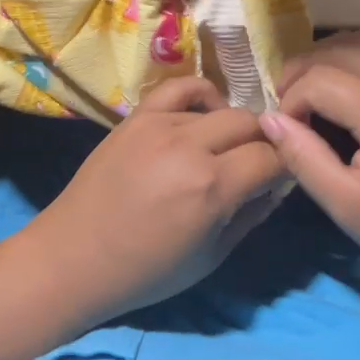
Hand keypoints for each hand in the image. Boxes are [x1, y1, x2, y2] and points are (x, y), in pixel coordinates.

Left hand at [23, 77, 285, 322]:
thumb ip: (251, 215)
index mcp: (212, 187)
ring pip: (220, 108)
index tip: (282, 177)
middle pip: (250, 123)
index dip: (285, 167)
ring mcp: (160, 125)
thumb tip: (277, 185)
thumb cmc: (146, 271)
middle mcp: (190, 147)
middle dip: (265, 142)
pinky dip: (201, 94)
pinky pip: (179, 87)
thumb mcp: (212, 256)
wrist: (75, 257)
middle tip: (258, 164)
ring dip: (233, 127)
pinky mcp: (137, 116)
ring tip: (227, 147)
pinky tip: (205, 113)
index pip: (272, 158)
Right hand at [259, 29, 359, 301]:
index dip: (291, 100)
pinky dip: (356, 54)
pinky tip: (343, 83)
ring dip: (328, 56)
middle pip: (340, 49)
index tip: (285, 131)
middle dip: (303, 71)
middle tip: (286, 105)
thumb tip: (268, 119)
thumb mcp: (347, 207)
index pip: (322, 81)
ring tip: (310, 89)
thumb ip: (304, 158)